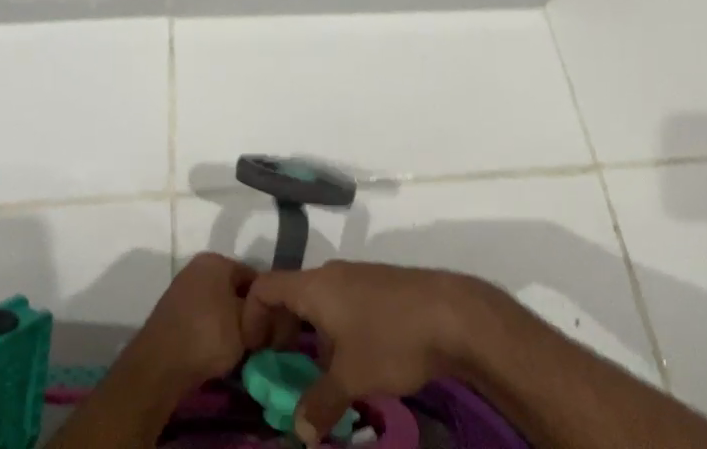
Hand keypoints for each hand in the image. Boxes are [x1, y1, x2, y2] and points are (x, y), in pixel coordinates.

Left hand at [127, 252, 258, 388]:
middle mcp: (196, 267)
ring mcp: (181, 288)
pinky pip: (200, 315)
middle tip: (256, 338)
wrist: (159, 365)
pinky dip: (209, 328)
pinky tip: (215, 349)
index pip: (254, 278)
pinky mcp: (171, 311)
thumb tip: (266, 314)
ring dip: (228, 322)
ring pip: (217, 304)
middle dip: (245, 311)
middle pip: (233, 289)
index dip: (266, 302)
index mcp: (216, 261)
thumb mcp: (247, 326)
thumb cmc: (208, 336)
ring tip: (236, 347)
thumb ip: (262, 314)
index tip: (271, 326)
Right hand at [241, 261, 497, 445]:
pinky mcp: (383, 287)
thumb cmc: (392, 339)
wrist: (456, 315)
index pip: (264, 288)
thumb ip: (320, 403)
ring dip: (311, 334)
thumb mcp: (352, 378)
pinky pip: (344, 303)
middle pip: (290, 294)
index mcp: (314, 286)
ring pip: (320, 301)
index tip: (253, 352)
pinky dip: (335, 329)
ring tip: (320, 372)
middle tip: (280, 366)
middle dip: (280, 330)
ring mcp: (360, 277)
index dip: (250, 317)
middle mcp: (333, 274)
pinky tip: (356, 360)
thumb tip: (299, 432)